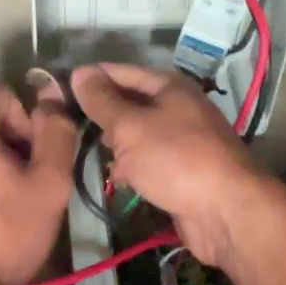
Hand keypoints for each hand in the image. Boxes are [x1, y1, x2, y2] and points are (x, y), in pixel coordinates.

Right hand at [70, 63, 276, 267]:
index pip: (123, 72)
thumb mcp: (130, 127)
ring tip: (86, 149)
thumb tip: (79, 72)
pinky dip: (133, 166)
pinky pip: (150, 161)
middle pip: (133, 103)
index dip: (93, 78)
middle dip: (103, 112)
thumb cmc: (176, 160)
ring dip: (116, 143)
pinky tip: (116, 177)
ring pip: (140, 134)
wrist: (226, 211)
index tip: (59, 87)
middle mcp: (179, 109)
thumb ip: (102, 101)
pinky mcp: (184, 172)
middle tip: (67, 122)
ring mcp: (184, 142)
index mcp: (170, 88)